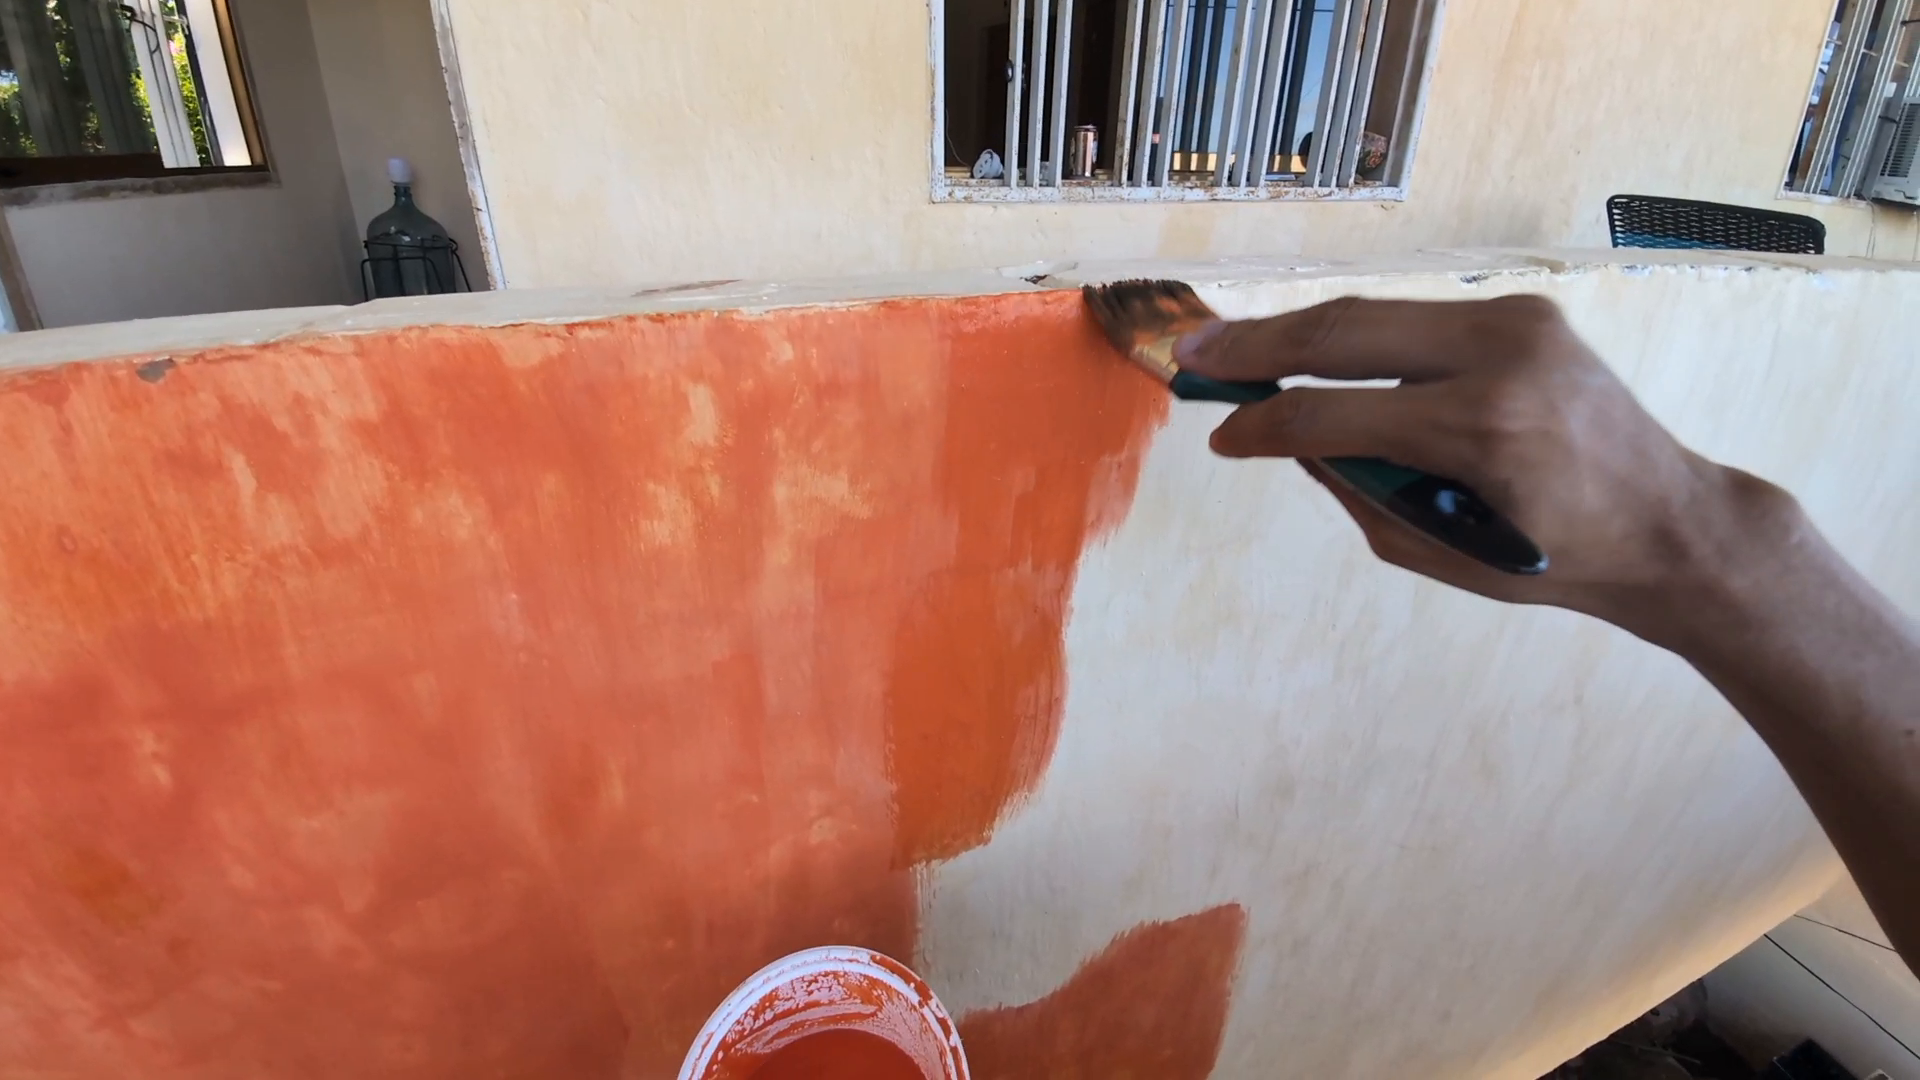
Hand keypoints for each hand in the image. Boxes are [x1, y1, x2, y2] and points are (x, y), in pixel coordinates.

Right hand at [1176, 294, 1796, 645]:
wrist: (1672, 518)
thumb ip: (1351, 484)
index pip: (1329, 416)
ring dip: (1287, 332)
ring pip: (1364, 315)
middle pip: (1339, 334)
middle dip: (1252, 345)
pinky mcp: (1516, 310)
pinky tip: (1296, 347)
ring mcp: (1512, 319)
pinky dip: (1339, 337)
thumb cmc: (1546, 558)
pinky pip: (1399, 321)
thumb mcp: (1426, 545)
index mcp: (1480, 429)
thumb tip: (1289, 433)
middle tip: (1190, 354)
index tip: (1218, 437)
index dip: (1259, 425)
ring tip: (1223, 344)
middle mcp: (1499, 353)